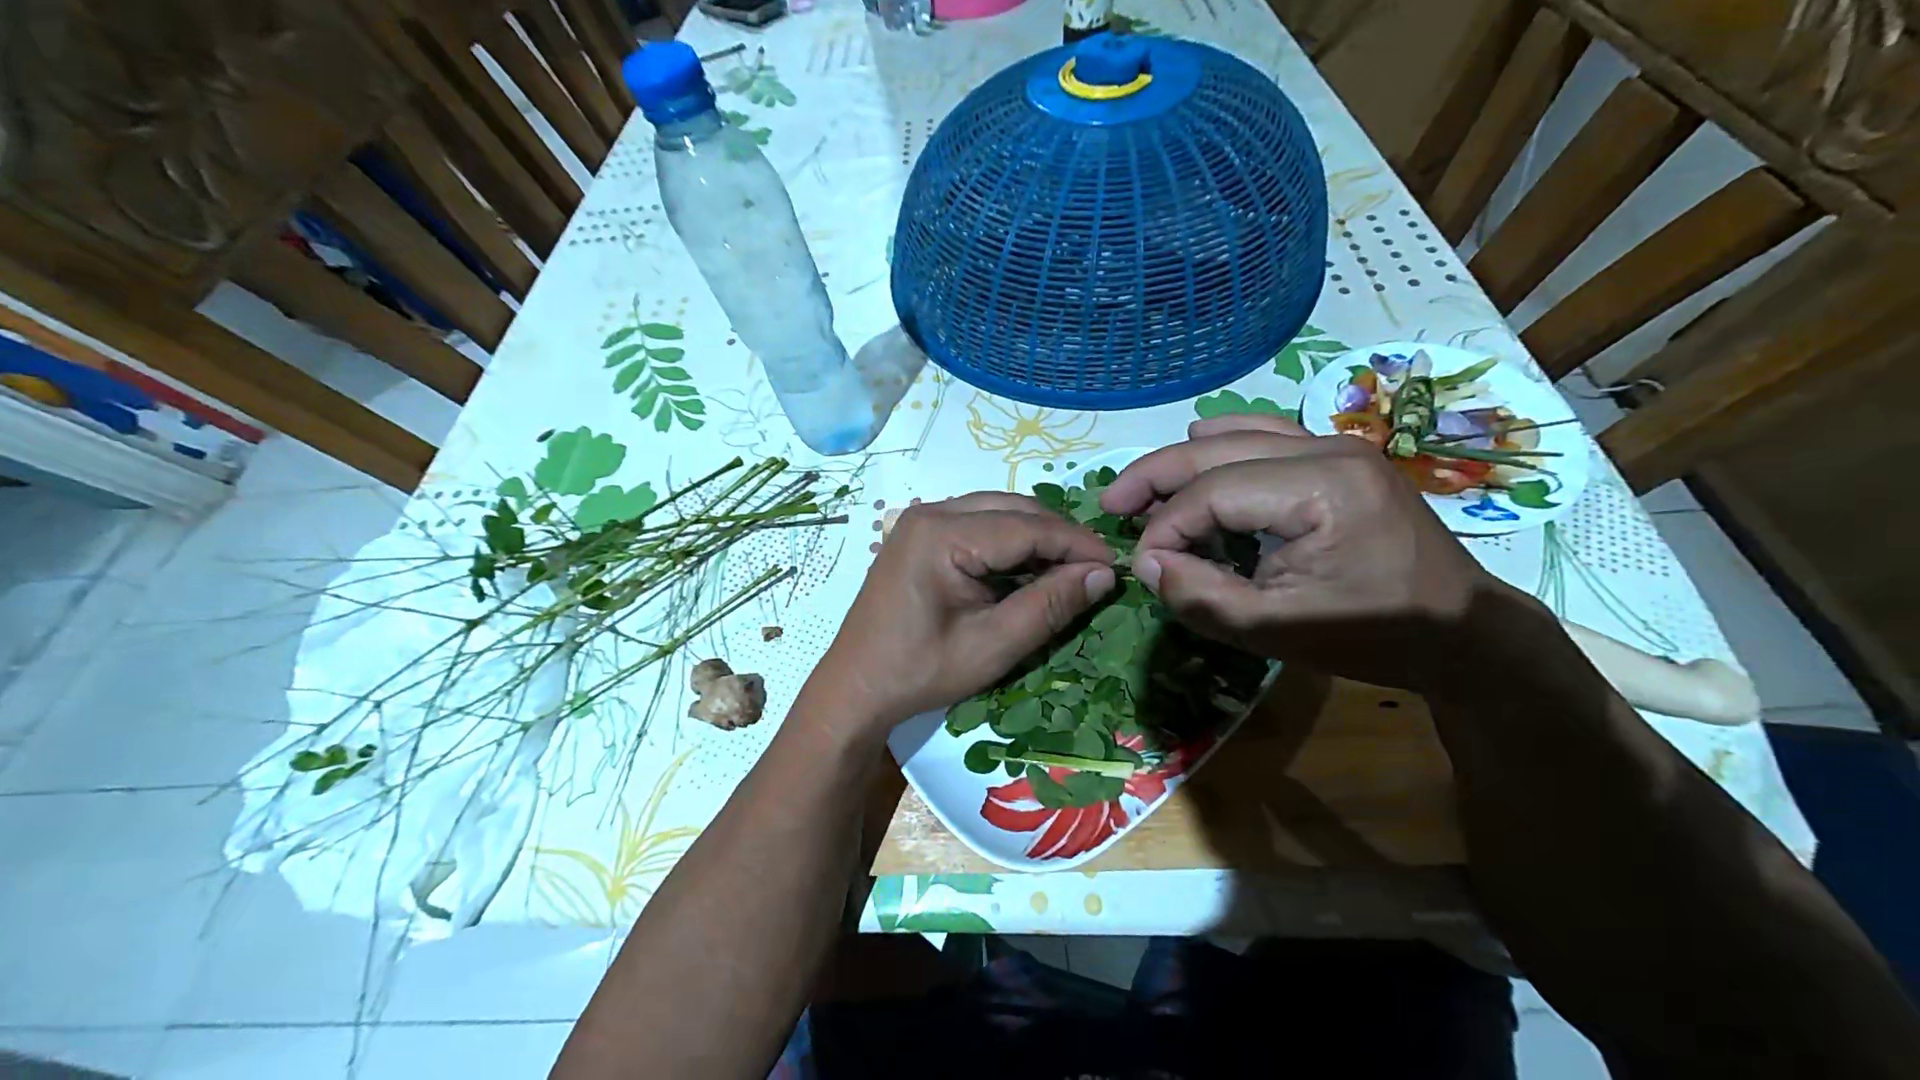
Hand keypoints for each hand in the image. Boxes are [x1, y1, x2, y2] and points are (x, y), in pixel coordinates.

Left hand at [808, 493, 1115, 733]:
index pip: (1027, 527)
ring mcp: (921, 522)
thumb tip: (1102, 574)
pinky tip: (1028, 570)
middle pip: (1013, 510)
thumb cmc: (920, 671)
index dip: (1076, 544)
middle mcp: (930, 514)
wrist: (856, 688)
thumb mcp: (992, 645)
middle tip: (1094, 570)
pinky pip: (977, 525)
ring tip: (1069, 571)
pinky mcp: (919, 537)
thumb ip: (1049, 605)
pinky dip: (1009, 544)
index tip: (1115, 564)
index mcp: (941, 534)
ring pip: (997, 513)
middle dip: (1058, 536)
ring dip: (1036, 537)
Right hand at [1100, 413, 1505, 692]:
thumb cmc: (1372, 635)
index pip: (1212, 493)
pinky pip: (1268, 433)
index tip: (1143, 565)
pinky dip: (1224, 440)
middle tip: (1110, 503)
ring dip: (1182, 458)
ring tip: (1141, 485)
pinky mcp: (1340, 455)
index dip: (1165, 527)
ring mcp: (1338, 445)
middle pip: (1215, 451)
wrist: (1462, 631)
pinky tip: (1198, 438)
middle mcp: (1328, 448)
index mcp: (1321, 487)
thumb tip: (1146, 563)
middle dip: (1156, 477)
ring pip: (1236, 434)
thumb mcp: (1276, 631)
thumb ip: (1201, 596)